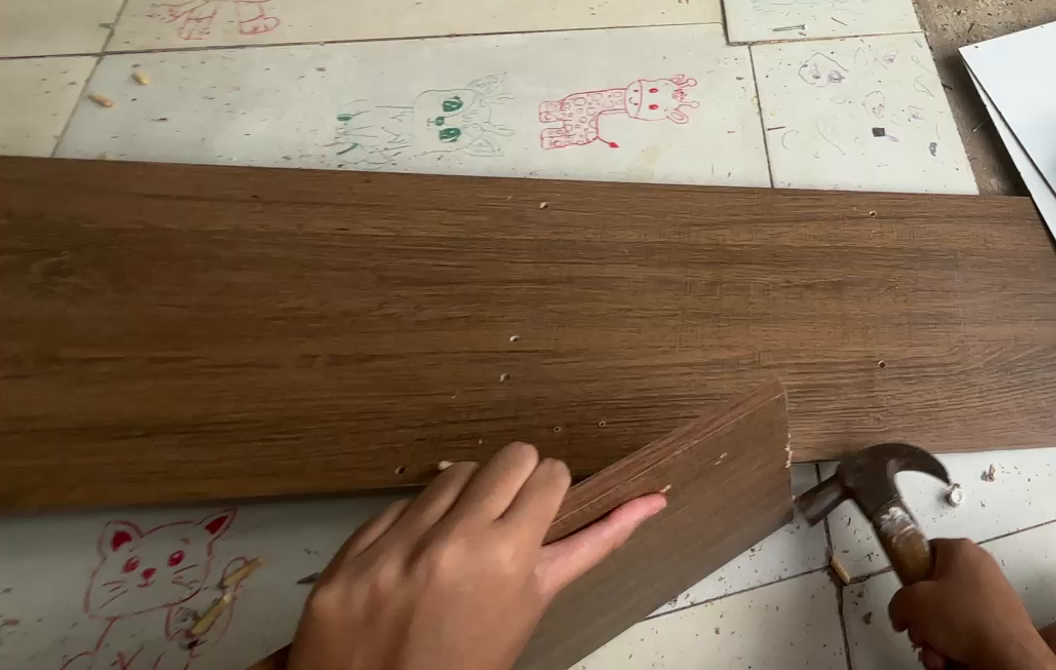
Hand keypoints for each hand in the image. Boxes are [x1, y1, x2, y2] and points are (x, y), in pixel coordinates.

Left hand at [287, 442, 665, 669]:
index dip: (551, 493)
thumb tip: (656, 498)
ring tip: (458, 538)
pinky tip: (414, 560)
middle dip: (516, 480)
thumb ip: (595, 543)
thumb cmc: (474, 659)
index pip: (551, 473)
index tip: (541, 516)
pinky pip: (397, 507)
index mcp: (507, 555)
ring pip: (454, 474)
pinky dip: (413, 525)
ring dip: (465, 498)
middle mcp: (450, 542)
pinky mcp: (348, 560)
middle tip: (507, 515)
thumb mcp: (537, 602)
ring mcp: (393, 550)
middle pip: (510, 457)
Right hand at [888, 539, 1055, 669]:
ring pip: (948, 615)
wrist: (1007, 652)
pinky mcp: (996, 617)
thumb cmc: (962, 617)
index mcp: (959, 549)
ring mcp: (989, 592)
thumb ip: (898, 601)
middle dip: (922, 620)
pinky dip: (953, 646)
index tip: (907, 601)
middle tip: (921, 634)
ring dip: (934, 639)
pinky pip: (964, 628)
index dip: (911, 578)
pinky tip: (950, 660)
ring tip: (937, 654)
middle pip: (935, 590)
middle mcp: (976, 565)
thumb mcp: (916, 603)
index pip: (925, 553)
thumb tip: (901, 612)